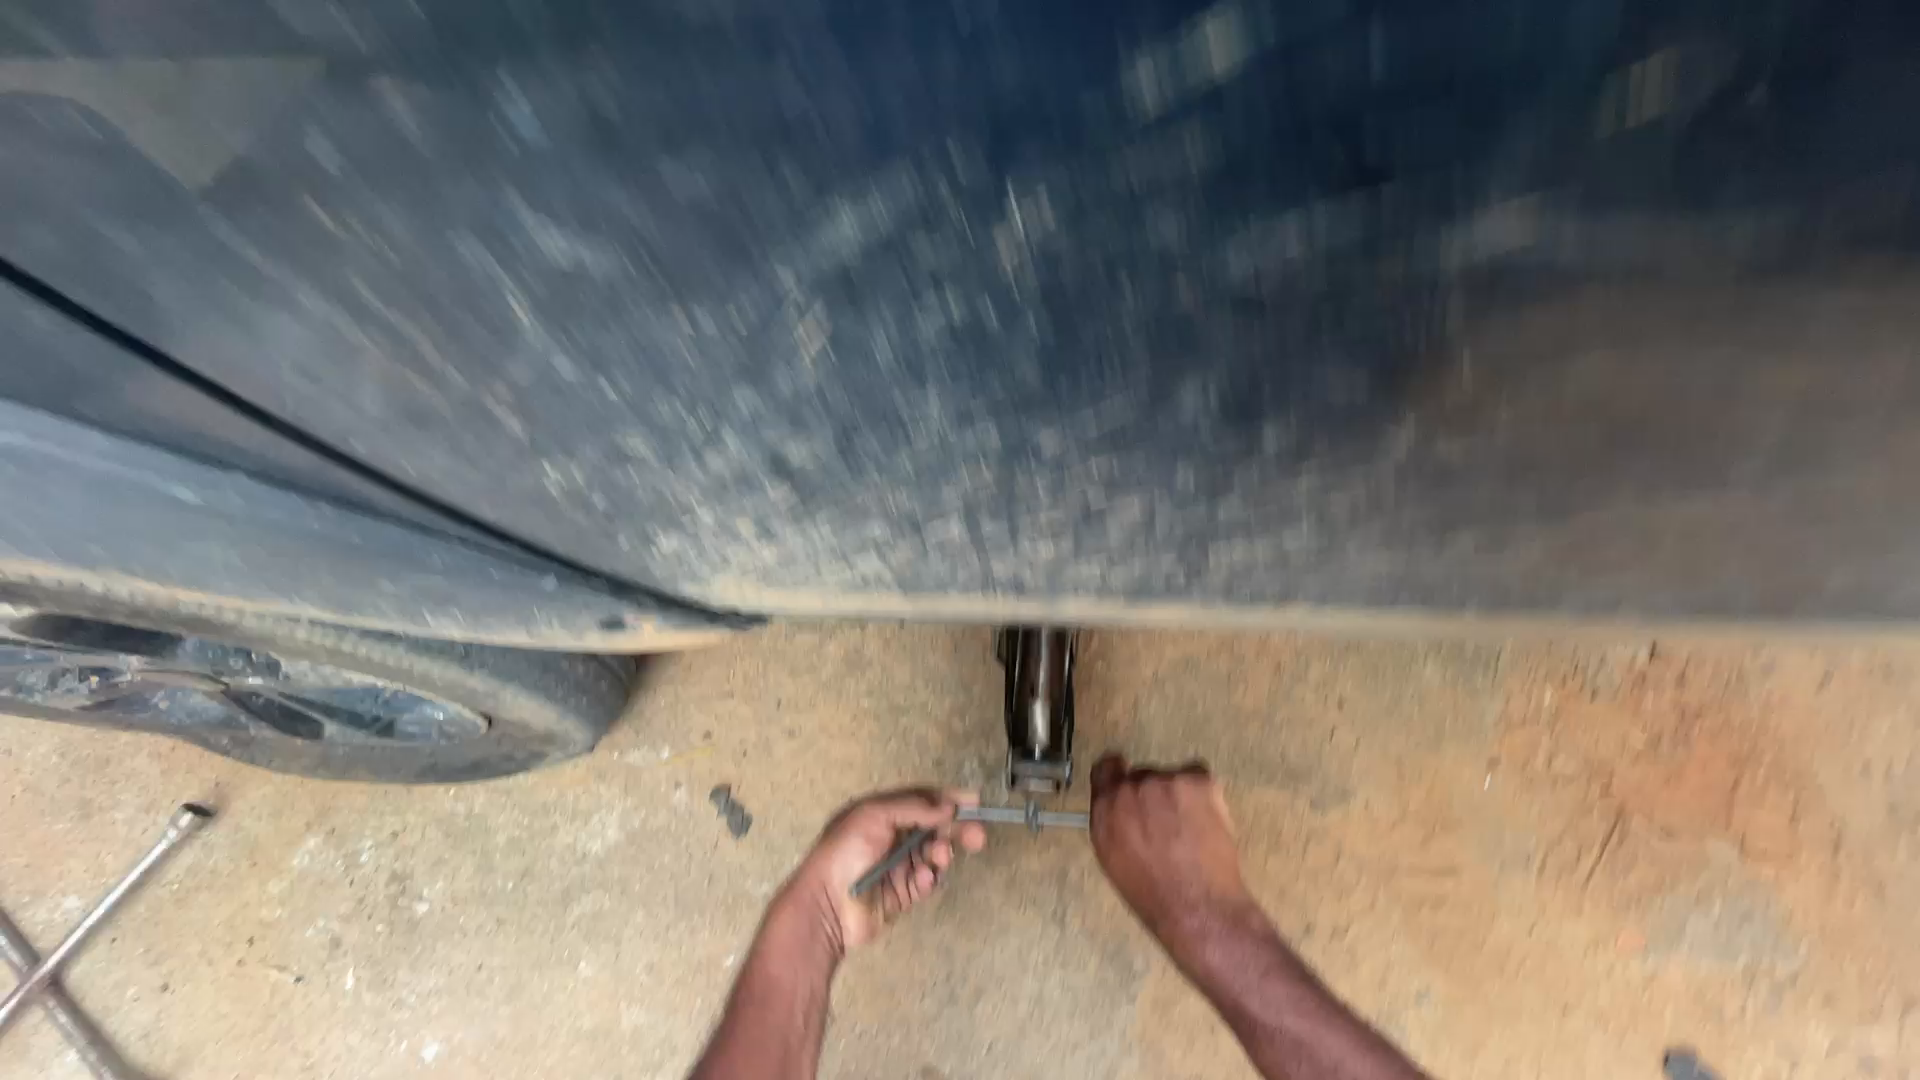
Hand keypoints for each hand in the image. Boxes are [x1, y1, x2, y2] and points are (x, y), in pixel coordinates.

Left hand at [775, 788, 988, 957]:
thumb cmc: (846, 852)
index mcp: (881, 812)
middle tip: (978, 836)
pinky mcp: (902, 893)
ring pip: (933, 854)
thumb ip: (913, 808)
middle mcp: (891, 836)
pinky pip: (926, 881)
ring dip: (941, 854)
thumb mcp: (874, 815)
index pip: (921, 800)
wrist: (827, 906)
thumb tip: (948, 807)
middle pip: (933, 827)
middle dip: (956, 829)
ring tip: (940, 858)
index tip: (974, 802)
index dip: (947, 799)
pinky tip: (922, 881)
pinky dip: (929, 879)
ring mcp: (897, 865)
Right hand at [1090, 754, 1256, 952]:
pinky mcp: (1197, 781)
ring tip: (1193, 830)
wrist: (1197, 908)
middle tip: (1170, 823)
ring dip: (1180, 796)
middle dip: (1154, 794)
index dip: (1118, 773)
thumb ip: (1111, 822)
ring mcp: (1164, 781)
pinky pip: (1199, 777)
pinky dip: (1205, 795)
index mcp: (1105, 808)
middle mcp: (1130, 788)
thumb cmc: (1152, 895)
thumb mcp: (1112, 858)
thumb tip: (1120, 808)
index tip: (1129, 782)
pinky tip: (1208, 823)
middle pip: (1143, 776)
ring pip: (1173, 778)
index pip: (1105, 769)